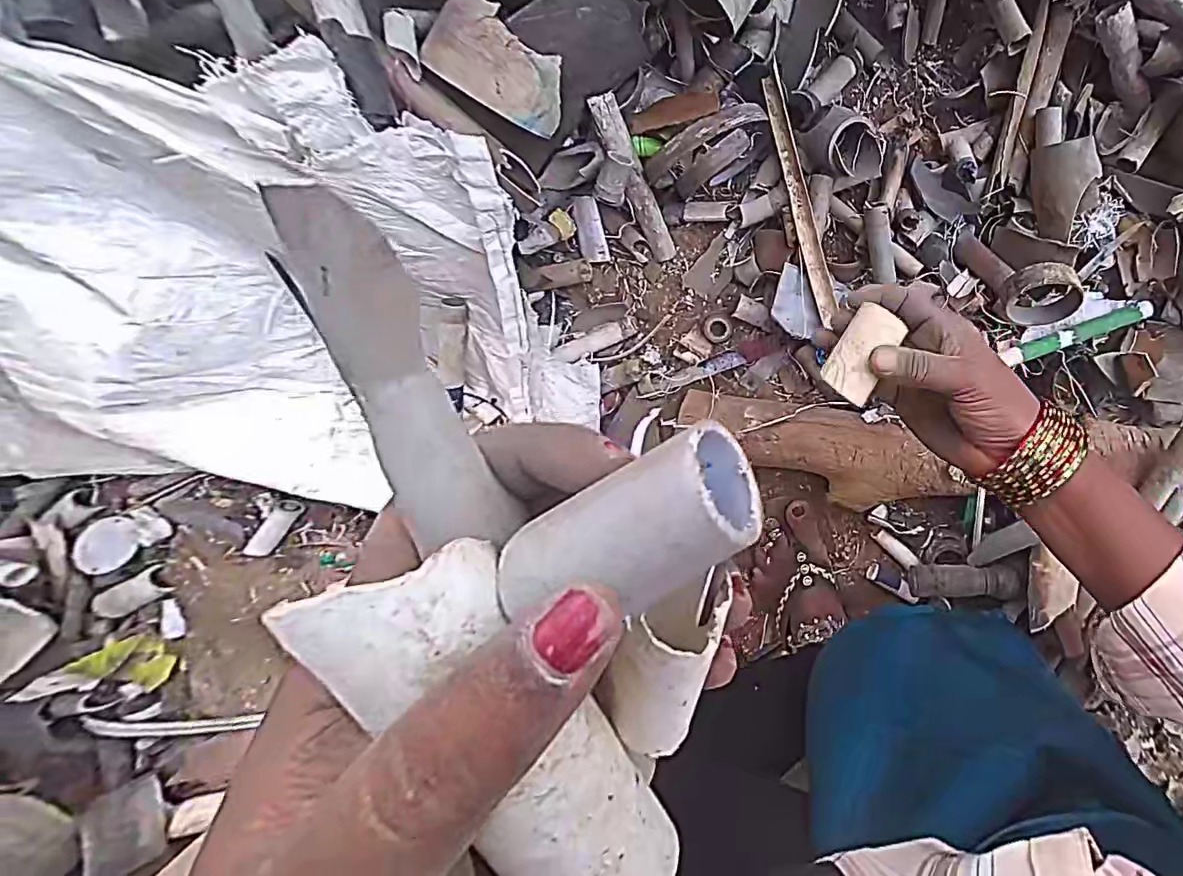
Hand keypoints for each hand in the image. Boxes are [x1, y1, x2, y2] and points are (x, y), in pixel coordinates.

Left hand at [194, 424, 744, 874]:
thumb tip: (575, 619)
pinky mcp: (585, 731)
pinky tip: (715, 666)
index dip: (538, 458)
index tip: (614, 468)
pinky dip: (694, 650)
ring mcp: (533, 686)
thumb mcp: (349, 854)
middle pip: (562, 531)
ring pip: (621, 592)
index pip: (454, 498)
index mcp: (381, 644)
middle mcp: (467, 647)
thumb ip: (443, 754)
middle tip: (694, 533)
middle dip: (641, 517)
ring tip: (720, 606)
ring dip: (684, 583)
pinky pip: (650, 663)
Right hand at [848, 283, 1040, 478]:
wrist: (1008, 449)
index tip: (854, 300)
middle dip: (856, 323)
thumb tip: (879, 356)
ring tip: (826, 347)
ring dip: (849, 350)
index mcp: (946, 331)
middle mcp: (926, 348)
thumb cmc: (1003, 403)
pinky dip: (853, 381)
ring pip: (873, 355)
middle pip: (884, 327)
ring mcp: (913, 374)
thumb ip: (920, 366)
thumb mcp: (965, 376)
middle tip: (834, 326)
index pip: (907, 303)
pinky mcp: (905, 400)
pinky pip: (873, 385)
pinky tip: (837, 377)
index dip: (880, 297)